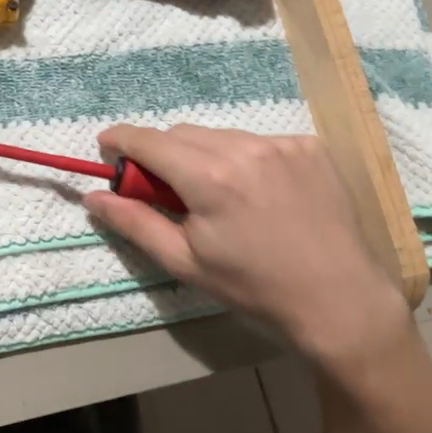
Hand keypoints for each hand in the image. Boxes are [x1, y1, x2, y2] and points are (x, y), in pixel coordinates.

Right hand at [83, 126, 408, 363]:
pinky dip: (242, 158)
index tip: (105, 148)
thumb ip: (135, 223)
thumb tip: (93, 197)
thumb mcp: (184, 262)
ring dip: (202, 155)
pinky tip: (254, 193)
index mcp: (209, 177)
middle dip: (162, 154)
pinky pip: (257, 141)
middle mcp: (245, 148)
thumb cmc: (253, 287)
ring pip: (219, 135)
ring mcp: (282, 143)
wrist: (338, 299)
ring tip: (215, 196)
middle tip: (164, 191)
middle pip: (181, 133)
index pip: (148, 140)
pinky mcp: (309, 147)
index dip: (120, 140)